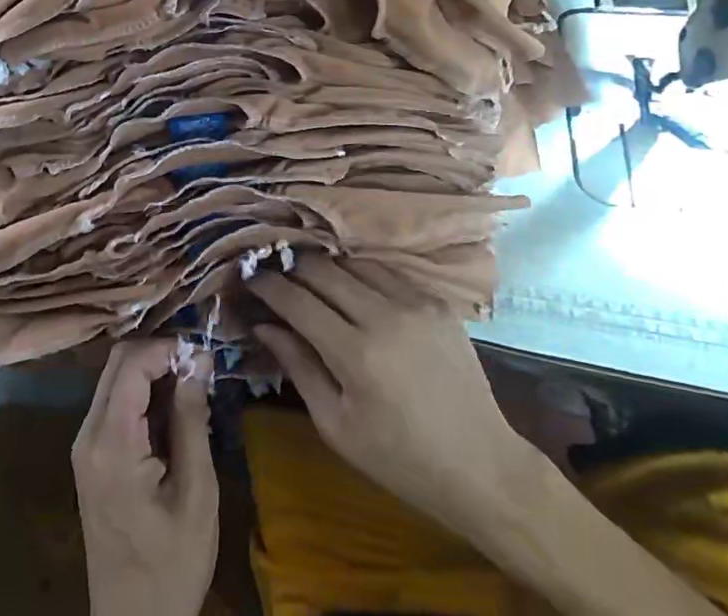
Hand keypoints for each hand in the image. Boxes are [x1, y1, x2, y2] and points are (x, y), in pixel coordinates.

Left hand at [73, 339, 217, 615]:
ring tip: (195, 384)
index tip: (205, 357)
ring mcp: (85, 446)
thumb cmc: (172, 561)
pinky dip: (145, 392)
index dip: (169, 347)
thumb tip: (198, 361)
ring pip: (115, 379)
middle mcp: (88, 435)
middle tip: (202, 366)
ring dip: (154, 370)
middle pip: (117, 363)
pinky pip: (115, 402)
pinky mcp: (91, 456)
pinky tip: (175, 408)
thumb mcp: (196, 490)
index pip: (131, 363)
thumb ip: (192, 419)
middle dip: (160, 352)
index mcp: (111, 443)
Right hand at [246, 259, 536, 531]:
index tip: (249, 275)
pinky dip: (362, 272)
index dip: (269, 284)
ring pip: (357, 264)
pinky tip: (350, 281)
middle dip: (292, 265)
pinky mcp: (438, 302)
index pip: (298, 301)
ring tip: (306, 271)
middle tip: (272, 266)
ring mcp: (416, 303)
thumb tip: (265, 326)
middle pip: (325, 271)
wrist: (478, 462)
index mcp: (355, 352)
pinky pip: (389, 272)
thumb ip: (299, 367)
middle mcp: (384, 315)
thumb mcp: (336, 425)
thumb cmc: (398, 458)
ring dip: (327, 265)